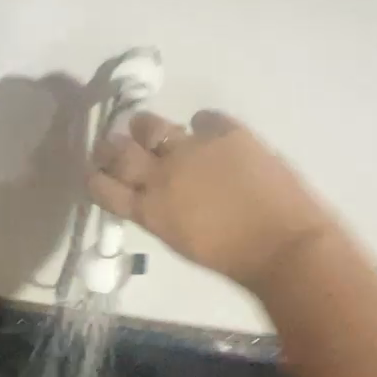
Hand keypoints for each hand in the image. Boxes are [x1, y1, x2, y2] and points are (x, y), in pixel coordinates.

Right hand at [88, 111, 341, 292]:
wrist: (280, 244)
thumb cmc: (230, 258)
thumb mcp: (179, 240)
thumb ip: (161, 214)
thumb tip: (156, 196)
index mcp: (148, 211)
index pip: (104, 188)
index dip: (96, 178)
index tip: (96, 174)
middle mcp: (162, 175)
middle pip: (120, 153)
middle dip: (109, 148)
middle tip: (110, 144)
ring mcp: (193, 149)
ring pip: (153, 126)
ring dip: (144, 127)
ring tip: (145, 127)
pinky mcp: (227, 132)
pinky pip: (204, 118)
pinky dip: (200, 123)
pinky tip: (203, 129)